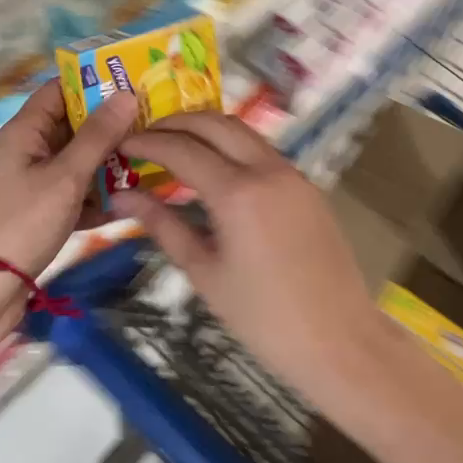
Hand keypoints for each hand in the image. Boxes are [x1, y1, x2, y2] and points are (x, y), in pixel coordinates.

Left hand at [0, 80, 138, 289]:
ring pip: (76, 162)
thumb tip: (126, 93)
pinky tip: (127, 206)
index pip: (60, 90)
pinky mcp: (38, 215)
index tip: (135, 84)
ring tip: (151, 165)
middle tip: (154, 126)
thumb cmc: (21, 224)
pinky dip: (96, 198)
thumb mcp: (65, 177)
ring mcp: (32, 184)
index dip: (95, 83)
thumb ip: (98, 136)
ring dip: (108, 165)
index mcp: (25, 131)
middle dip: (110, 127)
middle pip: (73, 126)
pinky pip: (73, 195)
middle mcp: (27, 151)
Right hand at [115, 112, 391, 406]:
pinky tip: (213, 169)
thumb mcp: (204, 273)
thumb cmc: (263, 319)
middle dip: (175, 122)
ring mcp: (292, 174)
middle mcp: (267, 169)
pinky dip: (231, 146)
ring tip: (174, 146)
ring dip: (205, 129)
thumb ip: (163, 226)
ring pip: (242, 131)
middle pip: (214, 123)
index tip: (122, 144)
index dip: (148, 142)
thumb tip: (122, 197)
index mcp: (237, 193)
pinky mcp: (306, 185)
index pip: (182, 149)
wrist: (340, 340)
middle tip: (146, 136)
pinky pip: (262, 150)